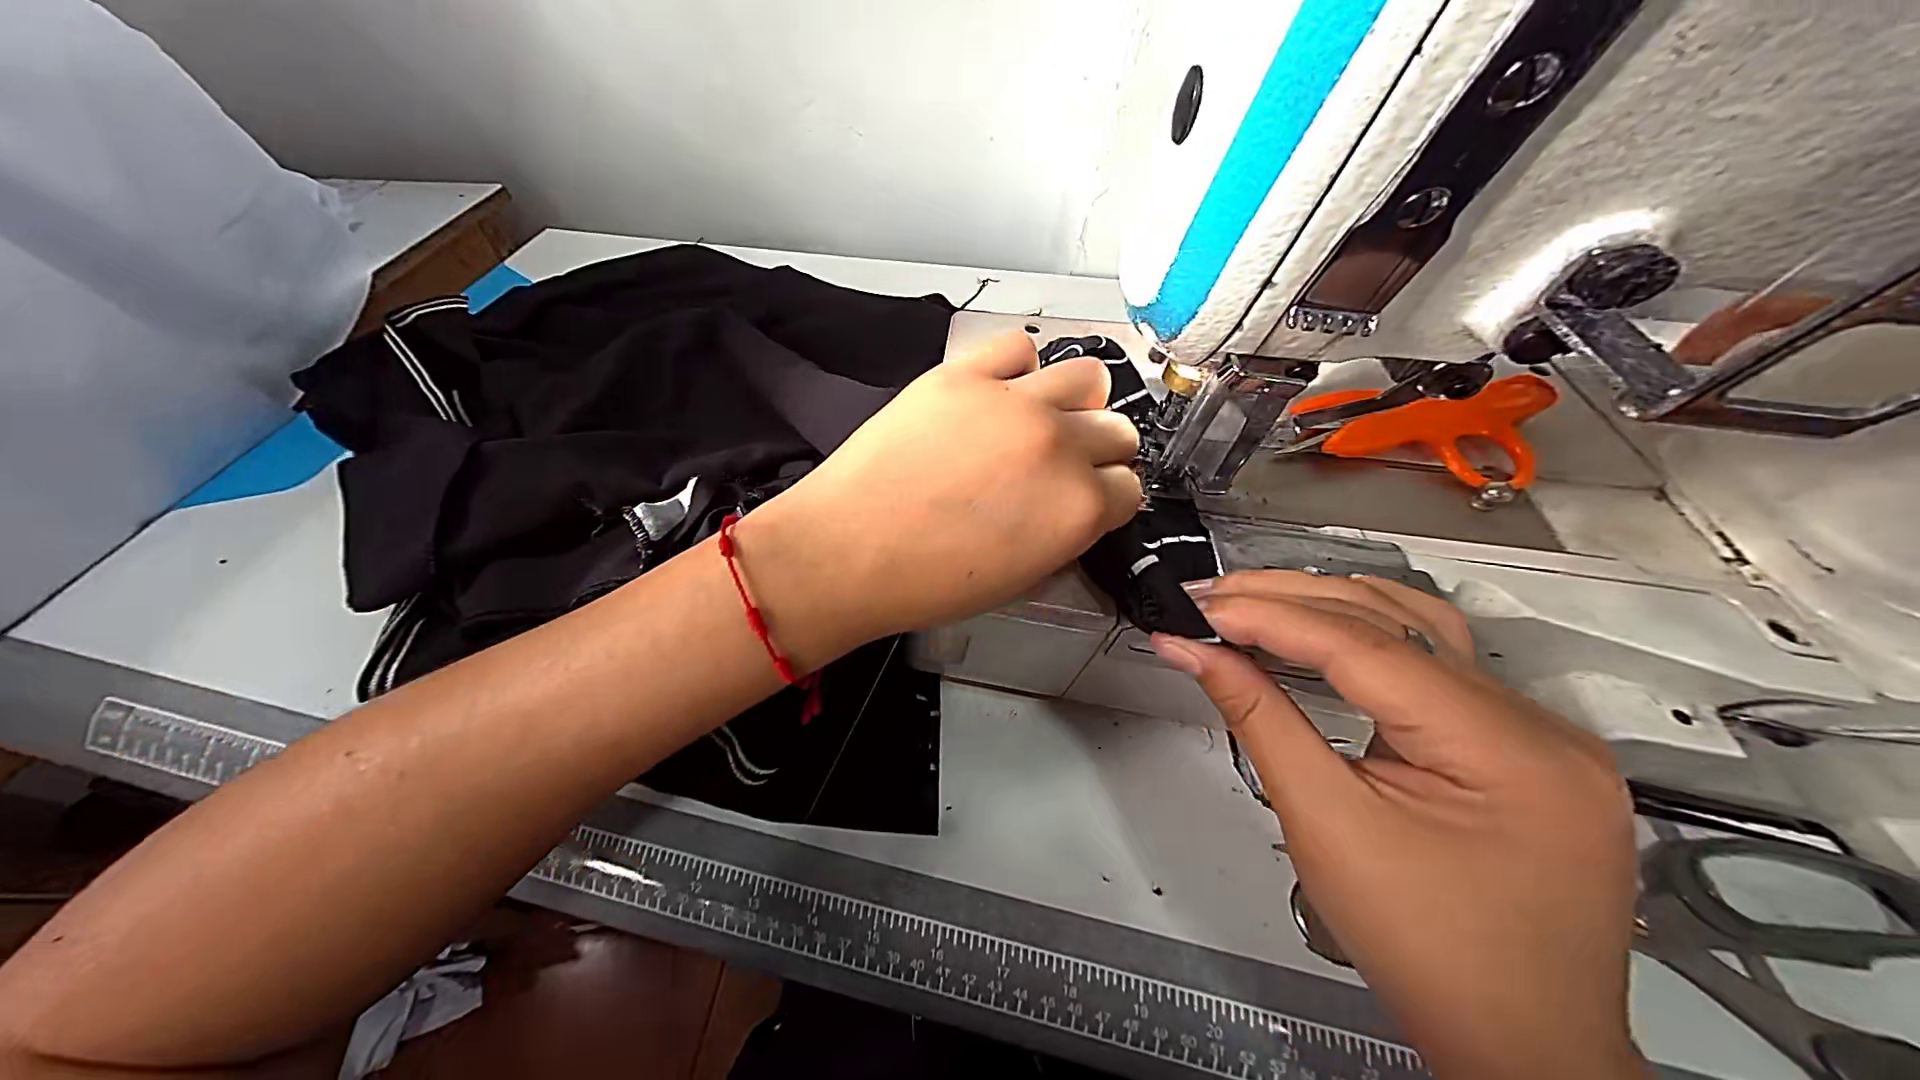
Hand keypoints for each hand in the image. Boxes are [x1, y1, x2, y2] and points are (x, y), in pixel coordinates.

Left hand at [741, 332, 1140, 667]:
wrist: (846, 551)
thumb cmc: (927, 582)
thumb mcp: (1020, 579)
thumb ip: (1065, 536)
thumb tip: (1078, 507)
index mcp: (1078, 509)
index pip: (1129, 488)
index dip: (1108, 497)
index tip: (1086, 498)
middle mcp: (1058, 447)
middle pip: (1116, 430)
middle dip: (1098, 452)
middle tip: (1061, 464)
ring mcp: (1012, 402)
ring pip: (1085, 377)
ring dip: (1074, 402)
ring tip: (1040, 419)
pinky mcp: (964, 375)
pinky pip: (1017, 347)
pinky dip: (1018, 369)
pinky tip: (998, 394)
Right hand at [1154, 571, 1642, 1079]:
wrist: (1519, 1043)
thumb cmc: (1421, 947)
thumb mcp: (1325, 824)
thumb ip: (1258, 719)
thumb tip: (1192, 651)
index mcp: (1504, 750)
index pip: (1368, 647)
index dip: (1274, 618)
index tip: (1202, 607)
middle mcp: (1538, 722)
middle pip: (1398, 622)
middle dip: (1294, 600)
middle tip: (1212, 595)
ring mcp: (1539, 729)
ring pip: (1421, 630)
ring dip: (1329, 607)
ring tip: (1253, 600)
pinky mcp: (1522, 742)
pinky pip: (1435, 665)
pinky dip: (1364, 639)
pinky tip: (1317, 633)